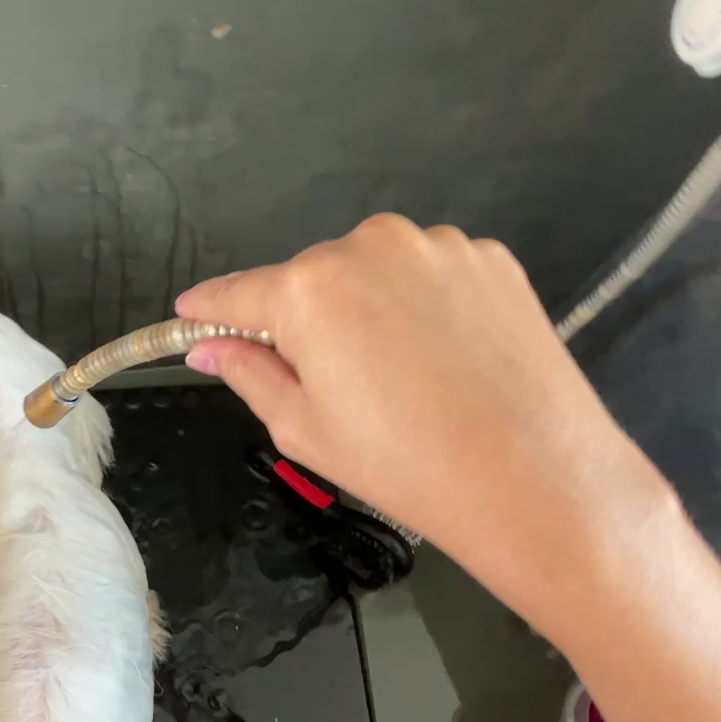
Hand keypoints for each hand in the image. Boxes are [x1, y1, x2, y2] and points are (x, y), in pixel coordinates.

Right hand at [179, 214, 668, 573]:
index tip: (188, 315)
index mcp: (311, 288)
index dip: (208, 309)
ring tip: (389, 373)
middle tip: (316, 378)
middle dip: (298, 318)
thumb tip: (209, 348)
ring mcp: (438, 246)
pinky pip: (425, 275)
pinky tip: (435, 358)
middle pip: (308, 279)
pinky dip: (414, 306)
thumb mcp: (300, 426)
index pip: (238, 293)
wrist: (532, 476)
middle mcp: (370, 245)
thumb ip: (249, 372)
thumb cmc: (397, 461)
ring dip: (360, 308)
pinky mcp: (491, 259)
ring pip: (370, 272)